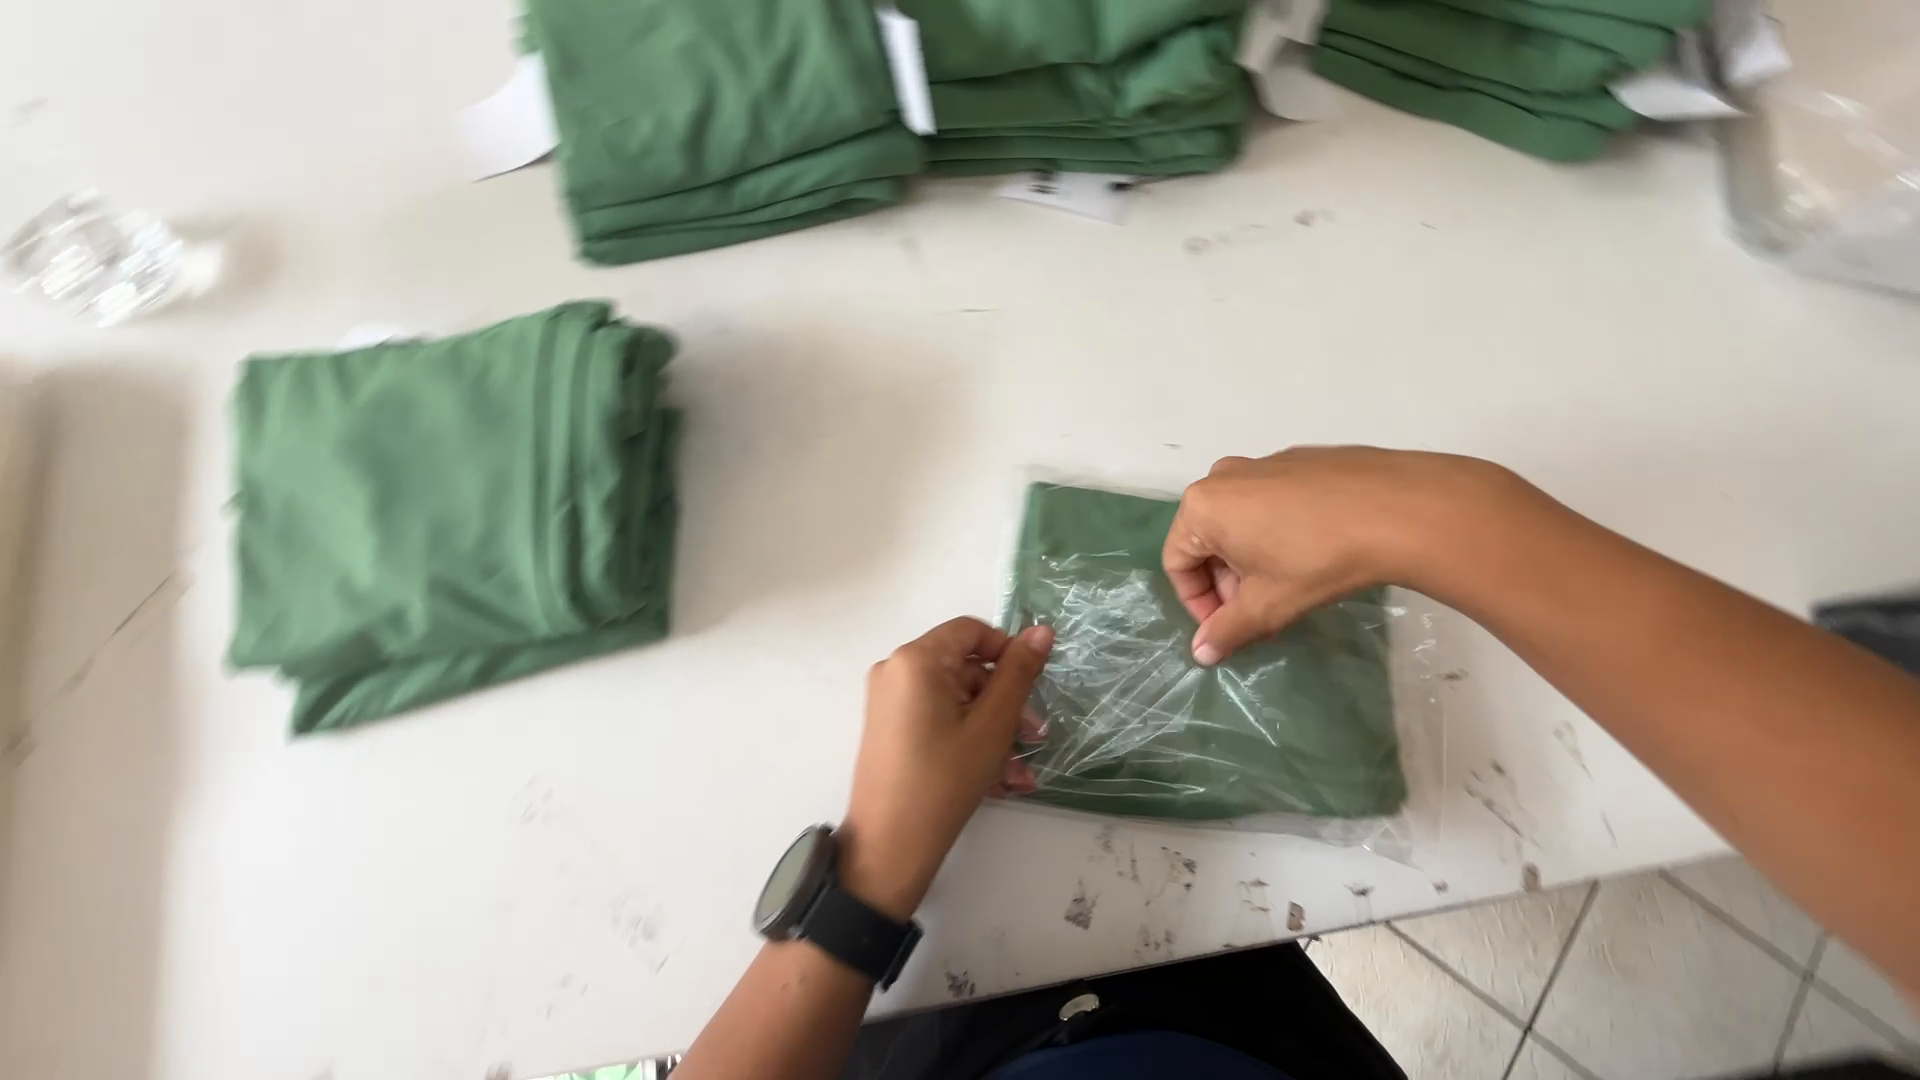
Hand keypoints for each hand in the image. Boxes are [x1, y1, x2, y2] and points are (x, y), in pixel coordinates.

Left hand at [840, 618, 1053, 919]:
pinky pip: (938, 720)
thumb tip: (1041, 631)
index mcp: (916, 659)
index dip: (1008, 652)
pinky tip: (997, 781)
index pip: (971, 631)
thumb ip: (1018, 673)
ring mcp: (889, 701)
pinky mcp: (889, 728)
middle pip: (965, 669)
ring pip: (955, 700)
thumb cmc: (944, 779)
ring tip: (1018, 774)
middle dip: (1005, 703)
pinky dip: (967, 740)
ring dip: (993, 731)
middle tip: (1034, 739)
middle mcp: (896, 671)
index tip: (1034, 687)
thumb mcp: (992, 725)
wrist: (889, 847)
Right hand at [1164, 447, 1537, 664]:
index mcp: (1202, 508)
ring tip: (1288, 587)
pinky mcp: (1300, 459)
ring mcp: (1263, 463)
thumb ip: (1226, 630)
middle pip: (1207, 541)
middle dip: (1227, 583)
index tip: (1227, 628)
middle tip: (1259, 613)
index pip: (1177, 564)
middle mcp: (1223, 477)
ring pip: (1239, 521)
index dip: (1198, 604)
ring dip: (1251, 560)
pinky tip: (1315, 552)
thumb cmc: (1319, 559)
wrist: (1403, 509)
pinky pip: (1270, 501)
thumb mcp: (1268, 605)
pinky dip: (1277, 531)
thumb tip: (1201, 653)